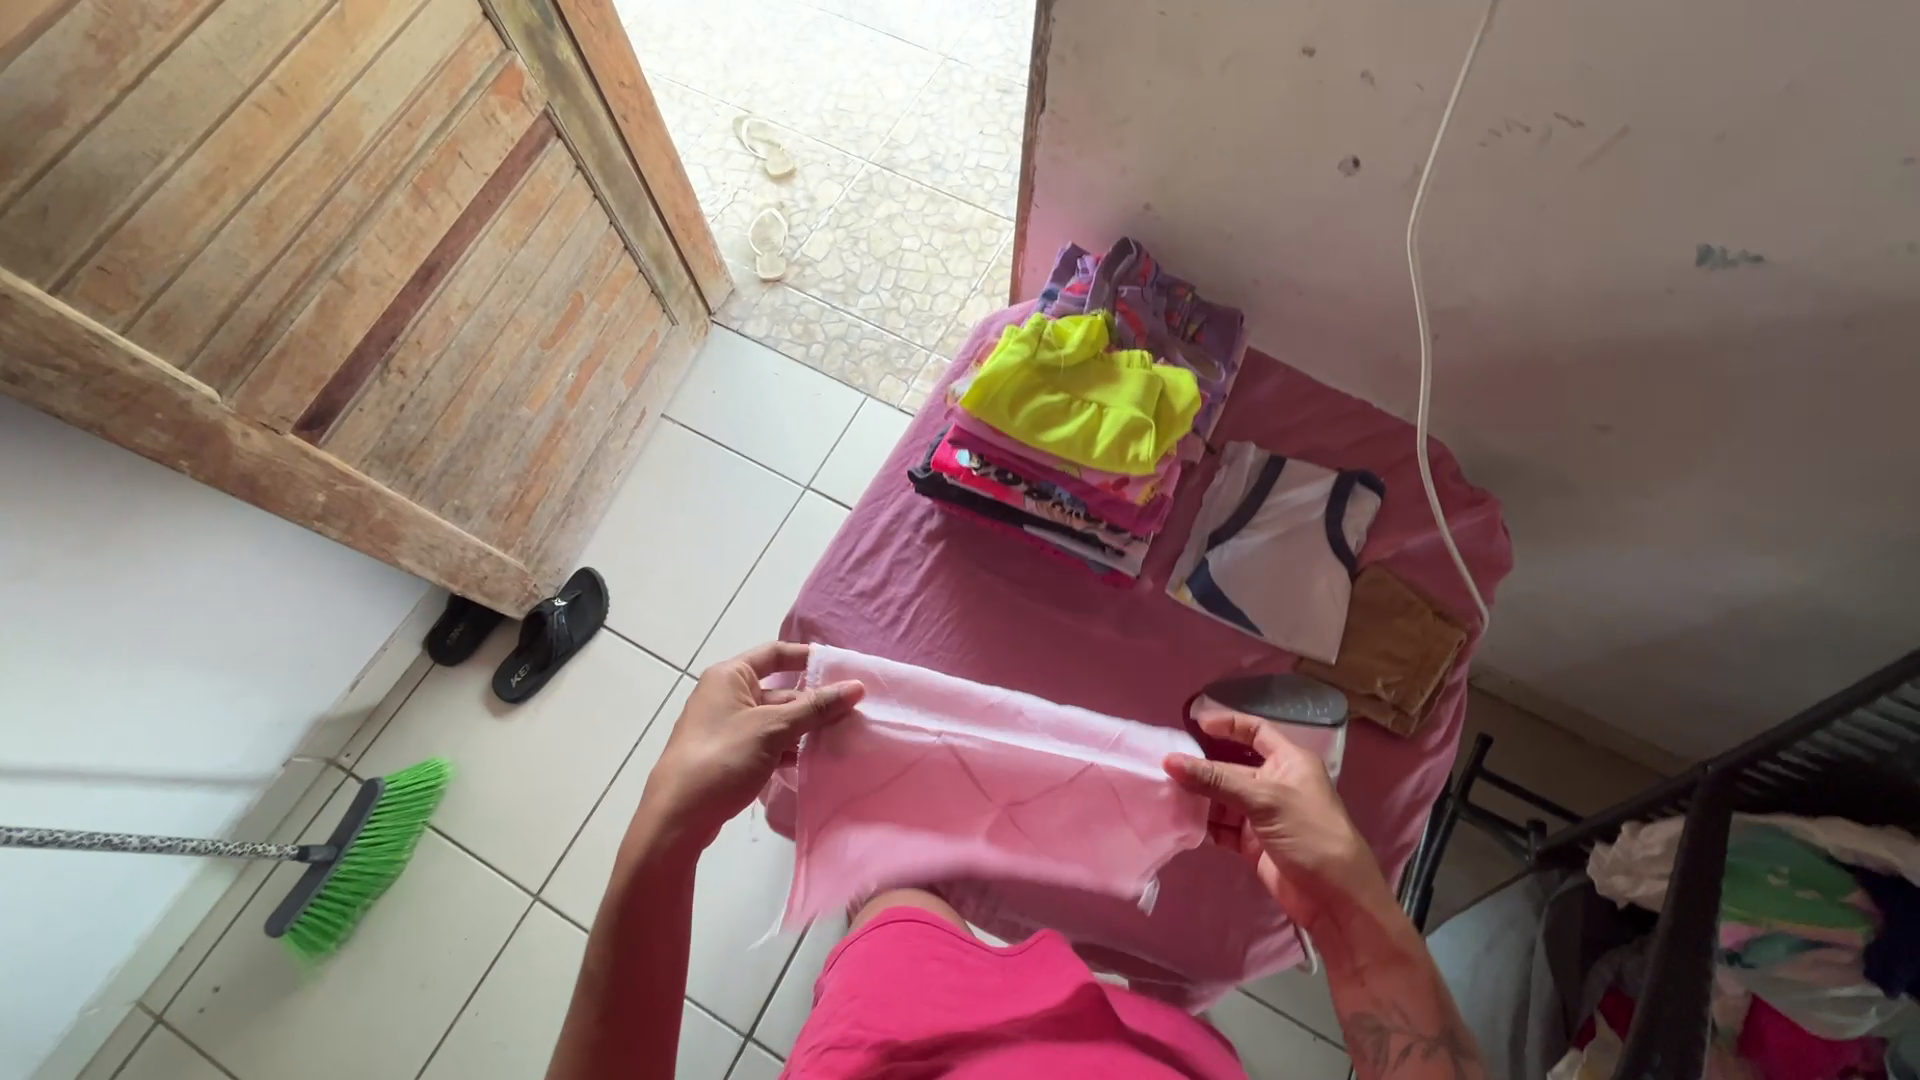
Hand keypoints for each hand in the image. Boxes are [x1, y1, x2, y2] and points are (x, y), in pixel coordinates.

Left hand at [639, 642, 863, 852]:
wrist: (677, 818)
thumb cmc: (722, 758)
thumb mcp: (773, 728)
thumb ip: (816, 708)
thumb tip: (856, 687)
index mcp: (729, 676)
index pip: (775, 654)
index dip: (808, 658)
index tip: (841, 669)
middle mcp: (725, 695)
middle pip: (779, 690)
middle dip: (813, 702)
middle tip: (851, 713)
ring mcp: (726, 727)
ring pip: (775, 720)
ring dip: (804, 729)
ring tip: (840, 738)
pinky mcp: (729, 756)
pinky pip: (767, 743)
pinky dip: (788, 750)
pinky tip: (812, 762)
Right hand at [1162, 712, 1392, 932]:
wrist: (1336, 901)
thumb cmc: (1310, 835)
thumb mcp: (1264, 800)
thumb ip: (1216, 780)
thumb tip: (1169, 761)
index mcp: (1288, 762)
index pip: (1256, 731)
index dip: (1228, 724)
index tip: (1195, 724)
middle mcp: (1274, 784)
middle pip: (1230, 767)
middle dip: (1200, 768)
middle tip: (1164, 768)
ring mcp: (1261, 815)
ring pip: (1221, 798)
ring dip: (1197, 798)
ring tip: (1166, 795)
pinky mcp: (1252, 842)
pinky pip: (1220, 826)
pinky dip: (1202, 824)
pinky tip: (1180, 822)